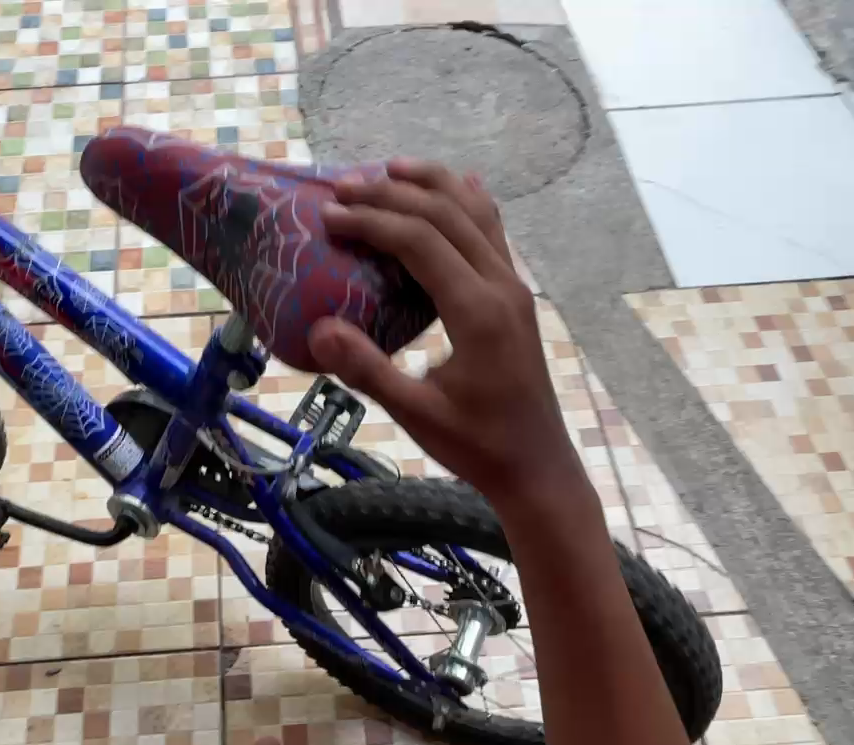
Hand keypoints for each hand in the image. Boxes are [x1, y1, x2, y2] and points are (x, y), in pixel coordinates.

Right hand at [304, 160, 583, 508]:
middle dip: (393, 194)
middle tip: (344, 185)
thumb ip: (368, 370)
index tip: (329, 215)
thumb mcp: (416, 415)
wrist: (535, 466)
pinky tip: (454, 189)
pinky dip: (466, 203)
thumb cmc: (476, 446)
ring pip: (476, 213)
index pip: (420, 242)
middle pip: (447, 214)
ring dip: (432, 185)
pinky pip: (492, 233)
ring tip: (390, 169)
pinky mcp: (516, 299)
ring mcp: (514, 289)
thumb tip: (318, 330)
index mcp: (478, 312)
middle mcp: (502, 287)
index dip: (372, 221)